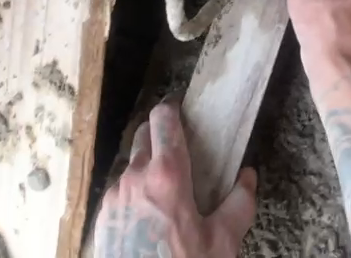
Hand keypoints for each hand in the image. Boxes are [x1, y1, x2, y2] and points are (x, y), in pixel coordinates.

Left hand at [93, 103, 257, 256]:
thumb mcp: (222, 243)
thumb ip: (239, 205)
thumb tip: (249, 177)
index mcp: (167, 175)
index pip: (164, 118)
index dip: (173, 107)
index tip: (183, 110)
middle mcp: (135, 177)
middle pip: (143, 135)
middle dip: (160, 134)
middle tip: (180, 149)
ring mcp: (114, 198)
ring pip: (131, 165)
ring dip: (147, 167)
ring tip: (166, 191)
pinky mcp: (101, 219)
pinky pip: (119, 192)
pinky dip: (134, 193)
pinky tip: (148, 216)